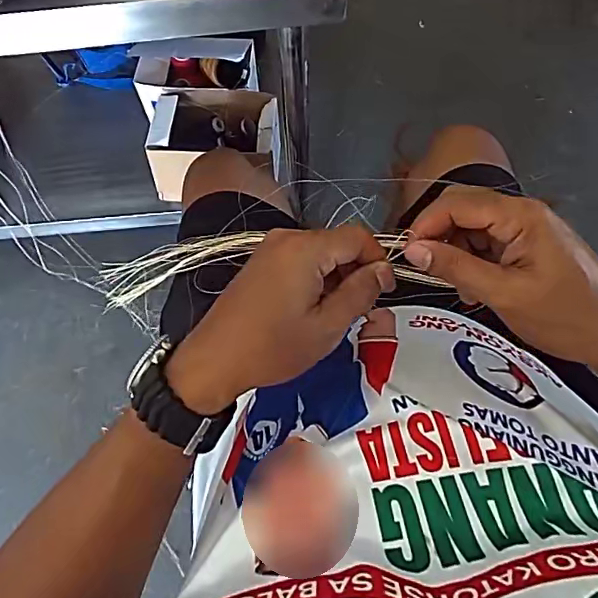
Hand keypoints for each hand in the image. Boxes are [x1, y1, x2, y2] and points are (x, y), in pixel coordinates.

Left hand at [166, 226, 393, 412]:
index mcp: (305, 249)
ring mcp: (271, 248)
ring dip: (337, 276)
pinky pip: (302, 259)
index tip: (384, 291)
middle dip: (357, 271)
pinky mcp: (262, 261)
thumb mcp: (327, 326)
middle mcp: (288, 239)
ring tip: (336, 314)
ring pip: (322, 251)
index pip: (359, 237)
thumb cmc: (271, 348)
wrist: (213, 361)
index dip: (379, 260)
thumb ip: (360, 293)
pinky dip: (317, 277)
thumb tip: (383, 271)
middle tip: (362, 309)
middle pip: (339, 242)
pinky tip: (312, 308)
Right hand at [401, 187, 597, 369]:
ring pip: (475, 227)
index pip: (457, 202)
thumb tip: (413, 249)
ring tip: (458, 287)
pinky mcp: (532, 244)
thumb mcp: (504, 295)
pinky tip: (476, 287)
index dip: (426, 224)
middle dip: (440, 237)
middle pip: (465, 210)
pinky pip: (491, 242)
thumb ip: (456, 268)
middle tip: (427, 271)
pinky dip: (476, 261)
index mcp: (521, 215)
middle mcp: (524, 212)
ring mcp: (530, 227)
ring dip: (457, 252)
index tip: (406, 253)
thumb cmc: (567, 317)